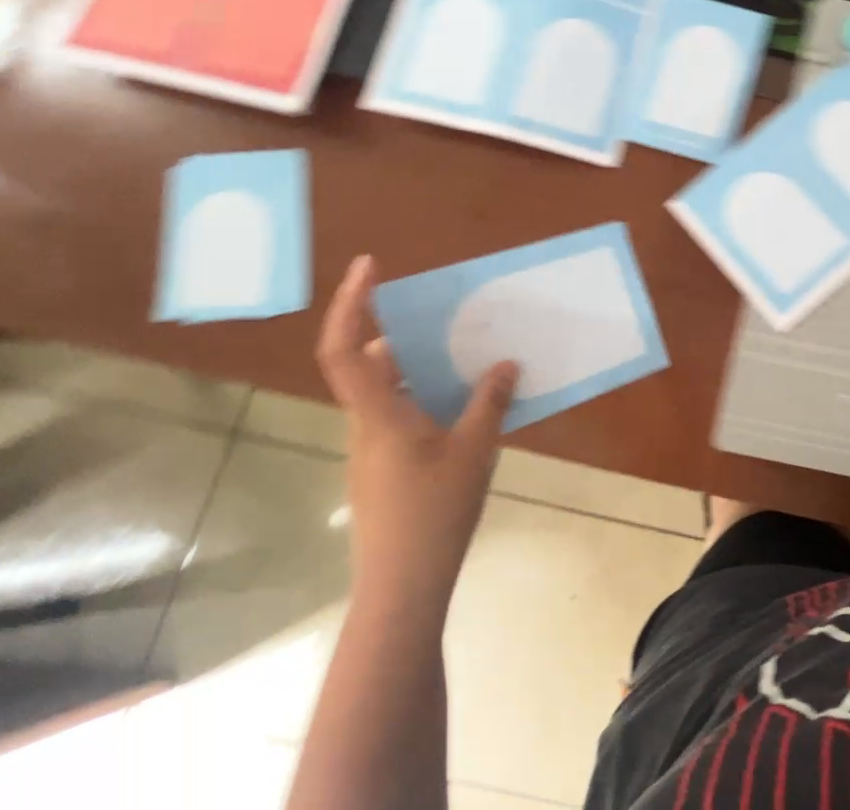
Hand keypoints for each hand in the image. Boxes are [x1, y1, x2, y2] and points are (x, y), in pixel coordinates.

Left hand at [316, 255, 518, 620]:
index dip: (351, 304)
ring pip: (387, 393)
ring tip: (467, 360)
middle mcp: (366, 425)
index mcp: (378, 413)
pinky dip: (428, 400)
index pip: (345, 348)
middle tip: (442, 314)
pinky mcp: (386, 471)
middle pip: (367, 366)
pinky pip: (402, 418)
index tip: (369, 267)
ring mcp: (373, 450)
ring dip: (420, 369)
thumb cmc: (434, 511)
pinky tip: (467, 411)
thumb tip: (504, 363)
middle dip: (399, 334)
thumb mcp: (474, 451)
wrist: (403, 582)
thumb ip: (489, 403)